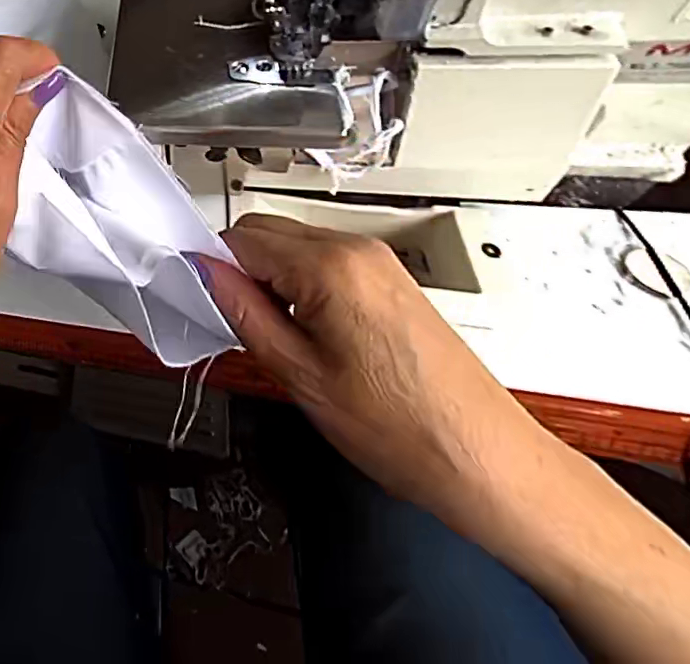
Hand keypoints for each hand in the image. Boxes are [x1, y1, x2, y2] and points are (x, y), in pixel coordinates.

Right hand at [195, 214, 545, 511]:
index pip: (242, 239)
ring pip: (295, 243)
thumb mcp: (300, 375)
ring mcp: (378, 260)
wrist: (483, 457)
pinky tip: (308, 329)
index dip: (214, 267)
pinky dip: (302, 282)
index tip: (206, 296)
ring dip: (272, 276)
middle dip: (242, 268)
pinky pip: (325, 259)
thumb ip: (244, 313)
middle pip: (267, 231)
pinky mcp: (389, 276)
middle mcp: (357, 249)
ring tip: (280, 335)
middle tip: (238, 320)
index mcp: (331, 267)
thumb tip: (210, 276)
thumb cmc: (407, 428)